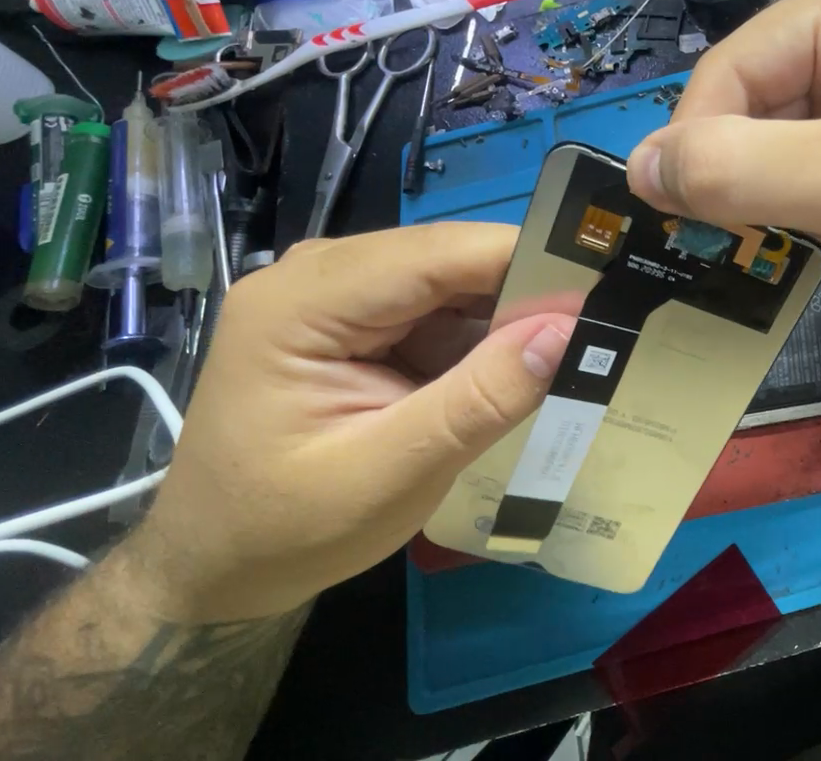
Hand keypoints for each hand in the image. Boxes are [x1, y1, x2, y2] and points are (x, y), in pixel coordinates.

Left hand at [126, 223, 575, 622]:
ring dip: (512, 309)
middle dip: (526, 286)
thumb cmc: (288, 529)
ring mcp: (337, 294)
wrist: (218, 569)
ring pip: (456, 275)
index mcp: (300, 304)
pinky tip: (519, 360)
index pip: (437, 253)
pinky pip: (445, 302)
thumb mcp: (394, 473)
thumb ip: (482, 398)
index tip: (602, 290)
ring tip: (571, 343)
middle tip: (599, 325)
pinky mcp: (361, 318)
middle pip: (450, 256)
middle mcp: (316, 277)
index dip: (526, 261)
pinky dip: (488, 329)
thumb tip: (569, 329)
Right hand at [624, 0, 820, 297]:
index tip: (679, 215)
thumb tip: (639, 168)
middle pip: (759, 98)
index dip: (696, 141)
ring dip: (782, 186)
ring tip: (807, 230)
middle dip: (747, 167)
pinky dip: (816, 193)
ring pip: (791, 132)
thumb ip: (736, 170)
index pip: (732, 66)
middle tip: (748, 235)